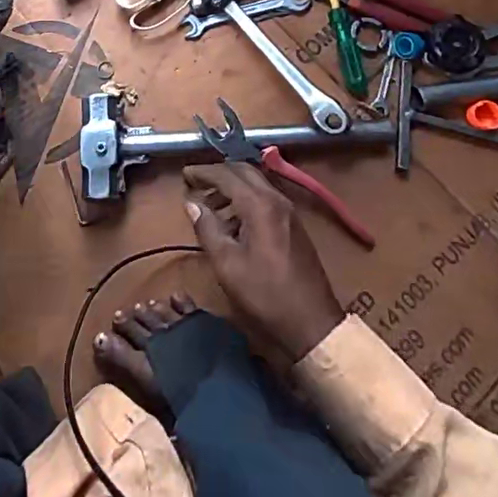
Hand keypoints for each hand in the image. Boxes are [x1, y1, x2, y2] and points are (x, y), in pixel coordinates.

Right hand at [184, 163, 346, 361]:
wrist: (313, 324)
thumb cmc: (265, 293)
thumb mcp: (227, 264)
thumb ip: (207, 228)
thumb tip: (192, 203)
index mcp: (259, 205)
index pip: (226, 175)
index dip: (203, 172)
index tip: (184, 175)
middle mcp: (276, 200)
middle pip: (243, 172)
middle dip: (218, 174)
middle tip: (196, 183)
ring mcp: (289, 212)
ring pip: (256, 184)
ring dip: (232, 187)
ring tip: (209, 204)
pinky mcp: (294, 225)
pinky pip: (265, 199)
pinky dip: (245, 199)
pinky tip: (233, 221)